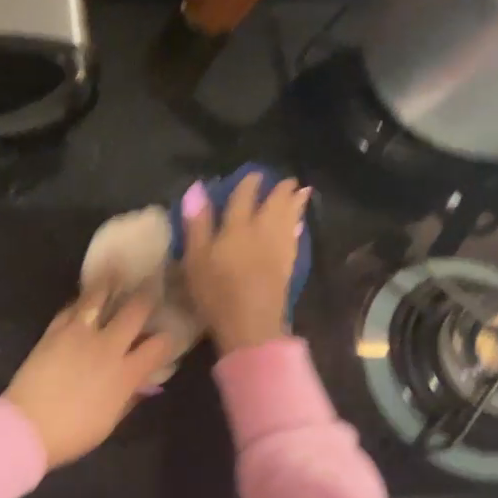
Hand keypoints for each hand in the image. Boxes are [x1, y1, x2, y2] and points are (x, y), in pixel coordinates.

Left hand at [4, 290, 175, 468]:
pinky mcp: (53, 332)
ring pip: (98, 299)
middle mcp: (106, 347)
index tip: (169, 333)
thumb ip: (129, 398)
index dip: (167, 339)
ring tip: (117, 267)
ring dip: (110, 282)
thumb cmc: (73, 433)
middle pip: (133, 312)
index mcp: (126, 373)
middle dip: (145, 299)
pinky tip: (85, 296)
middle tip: (150, 286)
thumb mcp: (110, 421)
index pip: (157, 347)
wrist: (28, 425)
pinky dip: (80, 301)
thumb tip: (142, 386)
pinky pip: (70, 309)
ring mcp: (78, 335)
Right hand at [181, 174, 308, 353]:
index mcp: (237, 227)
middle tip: (287, 180)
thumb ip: (197, 224)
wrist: (250, 323)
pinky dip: (297, 227)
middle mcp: (262, 232)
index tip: (253, 174)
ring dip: (294, 205)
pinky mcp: (287, 267)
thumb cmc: (216, 291)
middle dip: (280, 191)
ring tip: (302, 193)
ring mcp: (278, 250)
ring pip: (289, 220)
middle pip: (274, 205)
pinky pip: (294, 239)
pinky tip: (298, 226)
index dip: (248, 184)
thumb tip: (196, 190)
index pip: (244, 198)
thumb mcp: (195, 257)